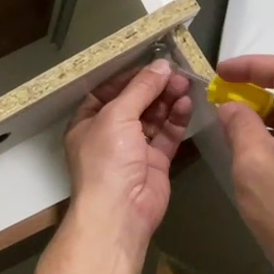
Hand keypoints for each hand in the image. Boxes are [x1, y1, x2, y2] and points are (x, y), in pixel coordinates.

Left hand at [63, 60, 192, 256]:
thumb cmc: (106, 160)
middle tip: (176, 71)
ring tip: (185, 82)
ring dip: (167, 100)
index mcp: (87, 123)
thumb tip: (159, 66)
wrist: (119, 211)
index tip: (151, 62)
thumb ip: (139, 89)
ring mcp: (132, 150)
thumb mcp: (116, 116)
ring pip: (153, 118)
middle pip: (133, 103)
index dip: (128, 76)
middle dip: (153, 87)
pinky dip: (176, 119)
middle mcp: (108, 135)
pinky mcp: (154, 162)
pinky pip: (167, 135)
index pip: (106, 92)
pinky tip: (186, 103)